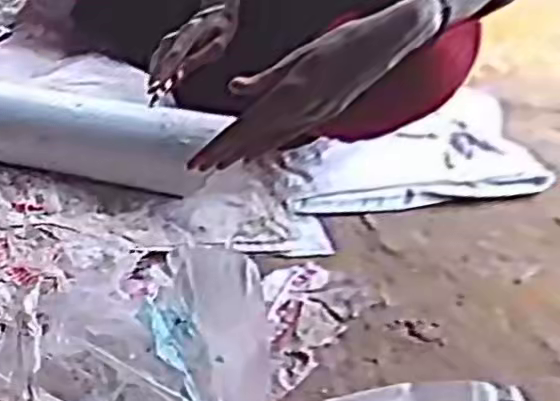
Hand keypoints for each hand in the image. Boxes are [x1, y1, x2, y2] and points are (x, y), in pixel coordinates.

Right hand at [148, 0, 240, 101]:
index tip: (157, 85)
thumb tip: (178, 75)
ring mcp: (167, 42)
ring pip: (157, 61)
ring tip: (156, 91)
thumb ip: (199, 58)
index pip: (175, 52)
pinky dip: (156, 75)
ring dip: (157, 76)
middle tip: (154, 92)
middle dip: (157, 75)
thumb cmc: (221, 27)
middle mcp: (176, 36)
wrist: (217, 13)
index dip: (165, 69)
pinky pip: (157, 64)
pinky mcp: (162, 50)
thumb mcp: (220, 41)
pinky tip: (157, 86)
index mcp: (193, 30)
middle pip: (162, 58)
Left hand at [190, 0, 438, 169]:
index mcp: (293, 92)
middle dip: (224, 154)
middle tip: (198, 168)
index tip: (198, 160)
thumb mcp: (303, 53)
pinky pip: (288, 137)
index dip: (219, 145)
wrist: (399, 36)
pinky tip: (252, 155)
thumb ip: (266, 78)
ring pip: (269, 141)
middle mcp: (303, 110)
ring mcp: (315, 116)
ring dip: (242, 154)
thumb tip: (234, 87)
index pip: (245, 127)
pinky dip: (267, 147)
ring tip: (219, 165)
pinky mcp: (325, 117)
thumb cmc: (348, 40)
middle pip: (252, 139)